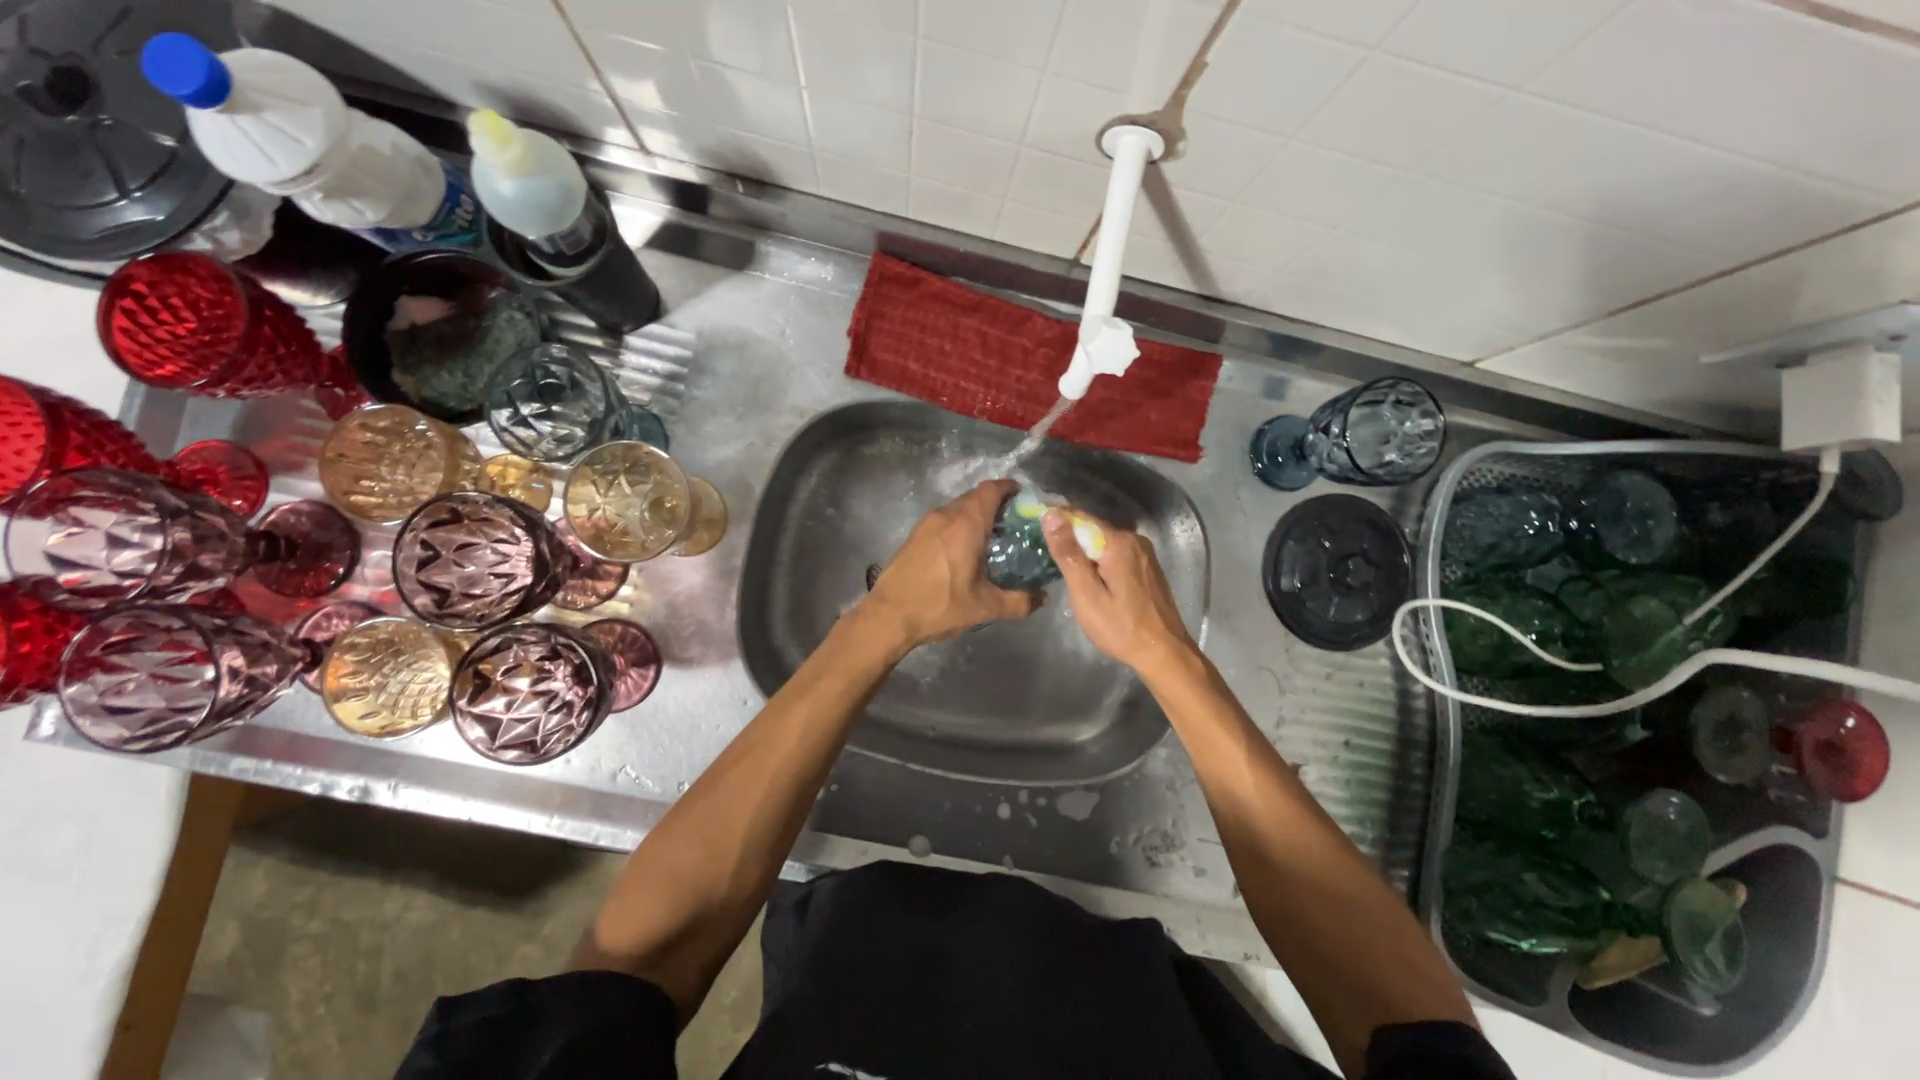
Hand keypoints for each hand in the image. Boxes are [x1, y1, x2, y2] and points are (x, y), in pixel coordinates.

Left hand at [860, 479, 1041, 648]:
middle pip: (975, 497)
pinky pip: (944, 520)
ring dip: (975, 515)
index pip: (991, 490)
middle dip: (996, 504)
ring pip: (957, 508)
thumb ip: (1020, 601)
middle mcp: (946, 516)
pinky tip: (964, 550)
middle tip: (1014, 524)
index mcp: (966, 525)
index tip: (1023, 497)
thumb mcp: (986, 608)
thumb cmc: (940, 606)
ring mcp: (926, 524)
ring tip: (991, 538)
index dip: (1009, 488)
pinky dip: (959, 526)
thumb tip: (1043, 598)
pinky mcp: (914, 535)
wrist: (888, 616)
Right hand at [1043, 509, 1195, 674]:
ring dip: (1084, 552)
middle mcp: (1134, 540)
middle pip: (1093, 529)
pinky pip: (1116, 554)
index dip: (1056, 520)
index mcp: (1119, 542)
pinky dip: (1100, 561)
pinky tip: (1090, 578)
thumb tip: (1051, 515)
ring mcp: (1144, 554)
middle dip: (1070, 538)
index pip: (1080, 517)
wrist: (1164, 653)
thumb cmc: (1121, 628)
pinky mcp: (1147, 567)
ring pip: (1105, 543)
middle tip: (1046, 555)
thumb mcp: (1087, 594)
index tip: (1034, 528)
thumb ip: (1069, 554)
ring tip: (1063, 568)